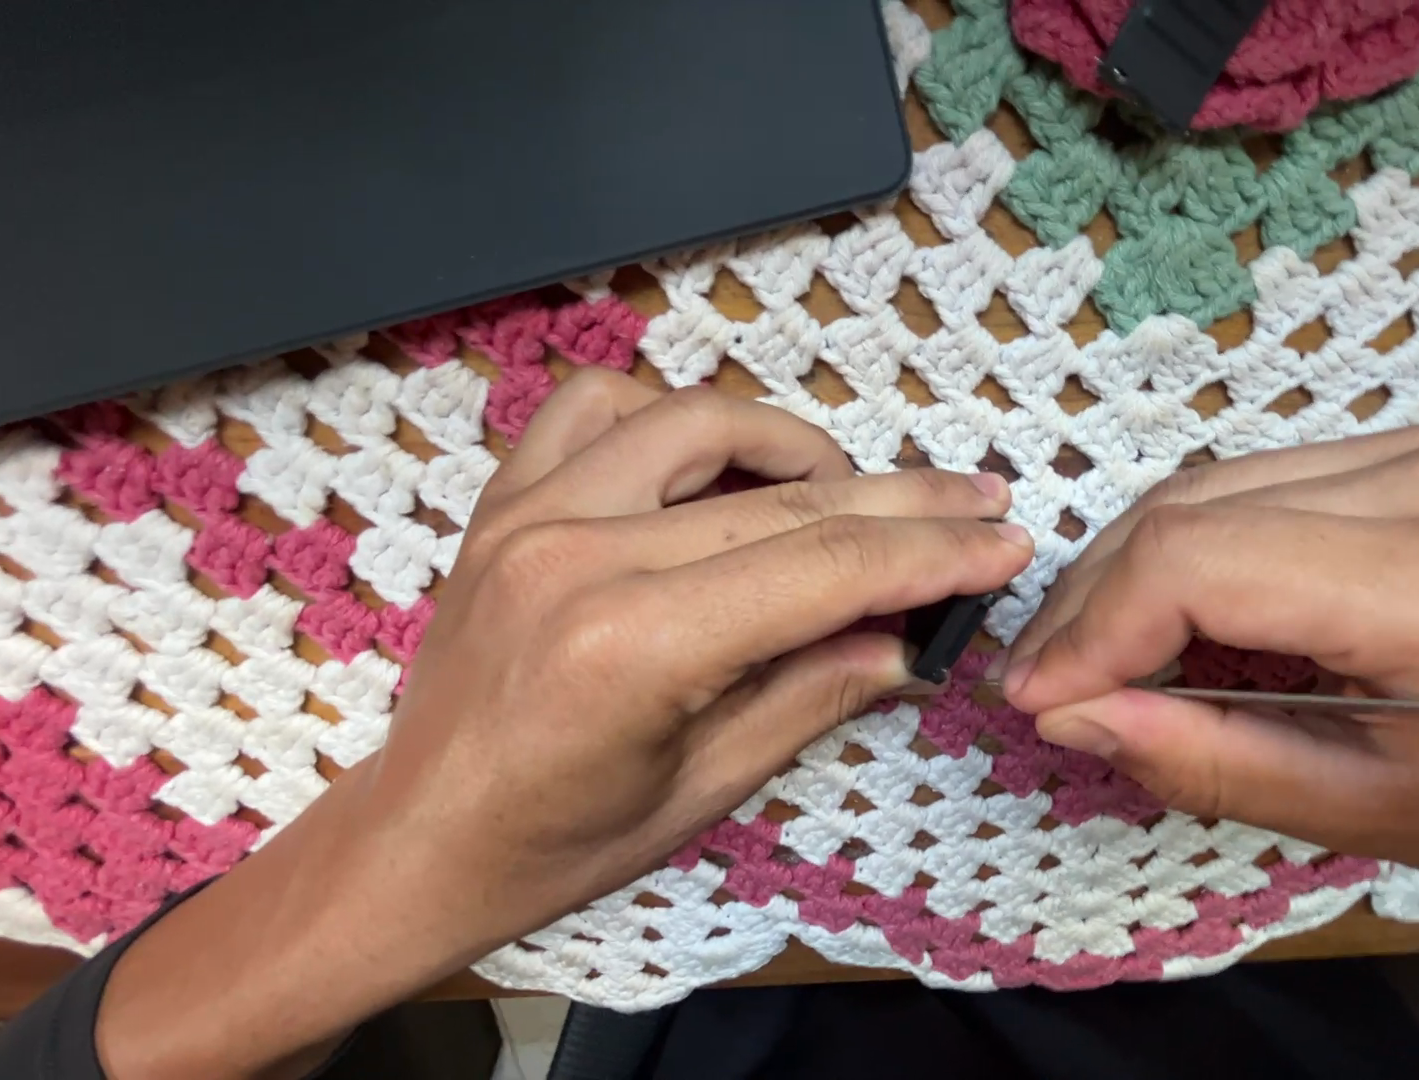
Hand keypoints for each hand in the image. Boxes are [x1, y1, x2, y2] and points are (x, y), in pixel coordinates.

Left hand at [95, 370, 1033, 1078]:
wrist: (413, 840)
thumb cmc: (560, 844)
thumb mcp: (711, 788)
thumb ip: (819, 690)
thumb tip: (908, 634)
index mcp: (632, 648)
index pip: (824, 569)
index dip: (932, 552)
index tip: (1005, 544)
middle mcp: (580, 554)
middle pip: (788, 499)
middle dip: (907, 500)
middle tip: (981, 500)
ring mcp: (532, 512)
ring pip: (703, 422)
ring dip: (803, 446)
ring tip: (855, 489)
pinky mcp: (506, 499)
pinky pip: (601, 407)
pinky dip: (679, 420)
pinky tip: (718, 463)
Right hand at [1000, 427, 1418, 885]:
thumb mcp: (1368, 815)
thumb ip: (1206, 762)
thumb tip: (1069, 715)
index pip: (1204, 562)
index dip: (1096, 628)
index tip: (1036, 696)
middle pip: (1188, 514)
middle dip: (1090, 603)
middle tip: (1041, 678)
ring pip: (1199, 491)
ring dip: (1118, 572)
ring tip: (1080, 649)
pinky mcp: (1401, 443)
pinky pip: (1238, 488)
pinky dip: (1171, 550)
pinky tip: (1152, 608)